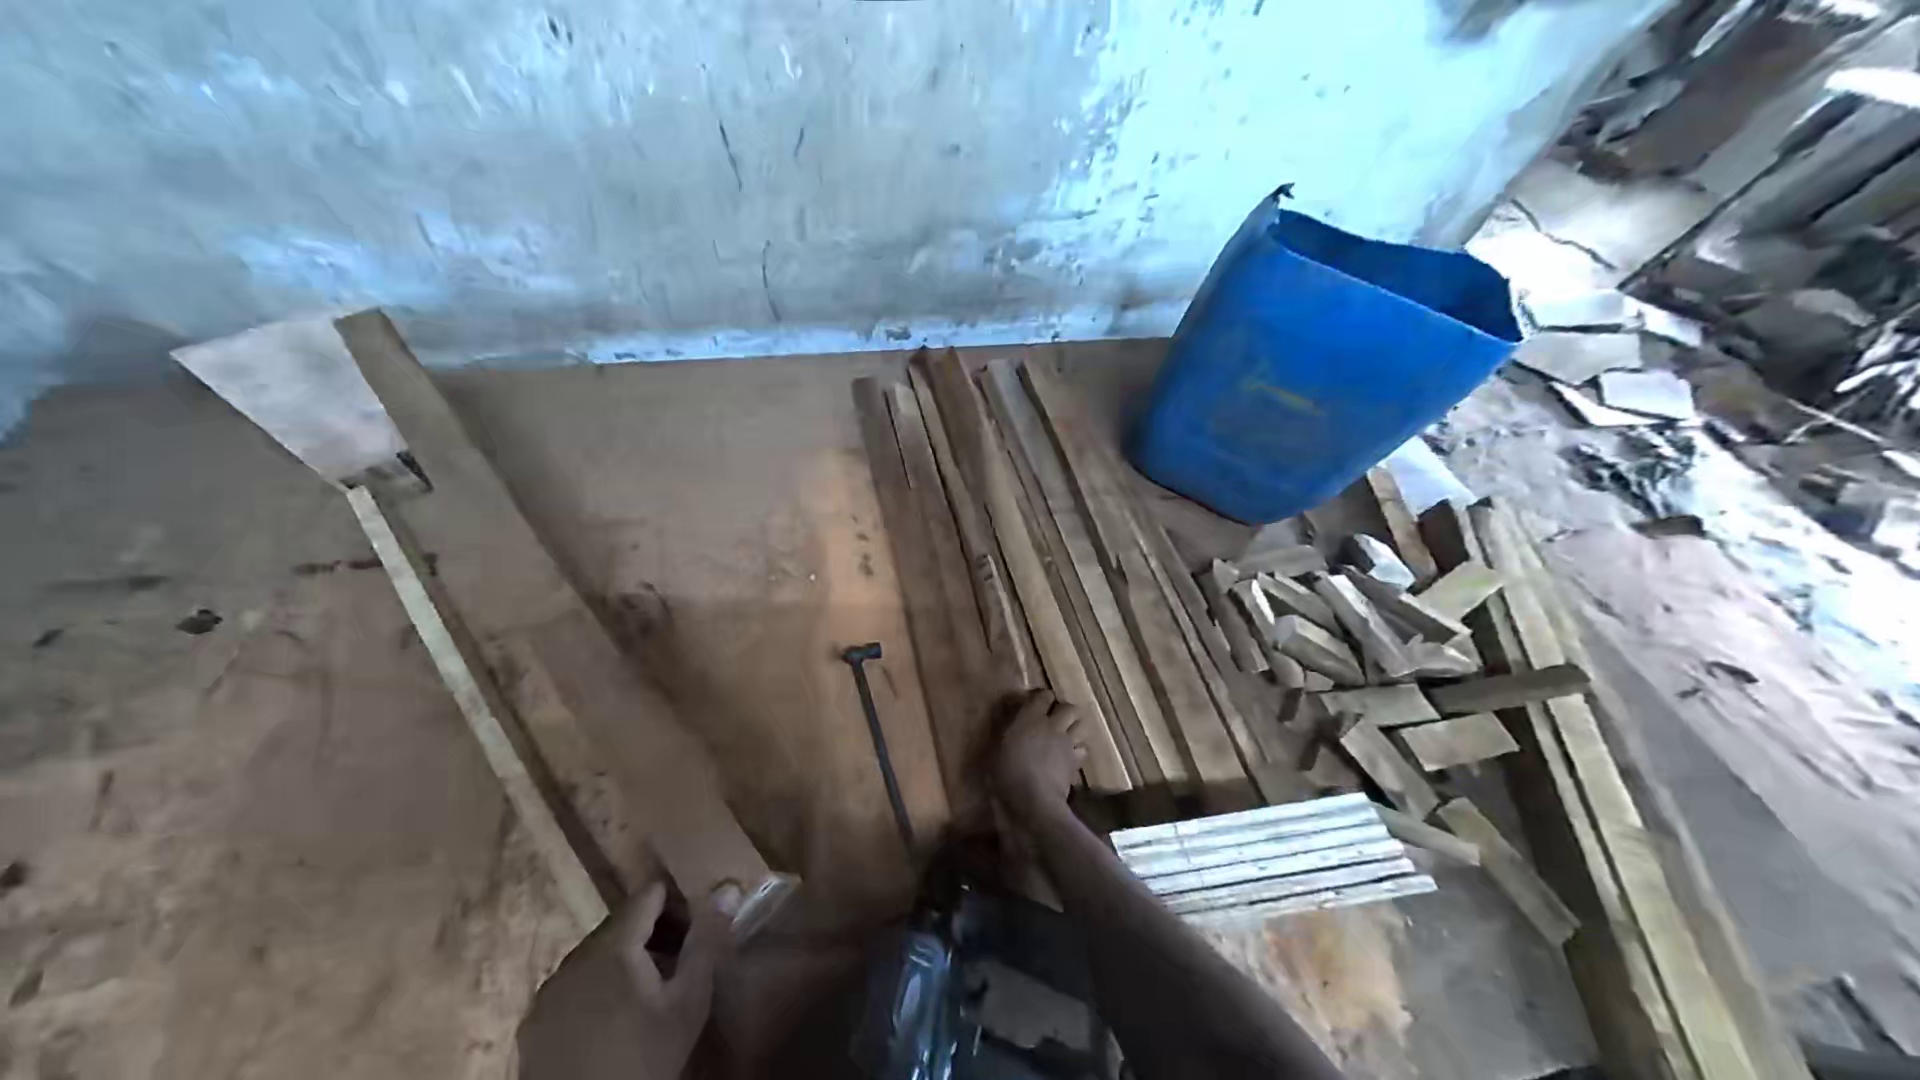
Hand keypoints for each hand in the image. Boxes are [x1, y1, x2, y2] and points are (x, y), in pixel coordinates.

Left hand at [517, 881, 739, 1079]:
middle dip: (655, 933)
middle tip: (681, 964)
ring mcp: (546, 994)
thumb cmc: (644, 1062)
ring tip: (651, 995)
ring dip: (627, 959)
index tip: (696, 933)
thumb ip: (706, 939)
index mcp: (611, 946)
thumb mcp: (689, 1001)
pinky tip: (615, 1022)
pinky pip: (573, 985)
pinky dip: (598, 987)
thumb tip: (726, 887)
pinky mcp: (532, 1027)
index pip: (649, 894)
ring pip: (596, 953)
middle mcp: (572, 959)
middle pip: (621, 922)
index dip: (679, 904)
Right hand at [993, 690, 1086, 819]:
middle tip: (1054, 717)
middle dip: (1064, 710)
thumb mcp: (995, 748)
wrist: (1032, 802)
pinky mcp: (1075, 762)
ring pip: (1082, 724)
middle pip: (1070, 707)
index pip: (1043, 695)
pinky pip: (1083, 748)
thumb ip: (1007, 730)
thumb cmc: (1006, 772)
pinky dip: (1078, 749)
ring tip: (1066, 733)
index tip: (1034, 703)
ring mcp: (1067, 744)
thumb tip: (1010, 721)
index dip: (1041, 697)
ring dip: (1076, 726)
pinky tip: (1070, 755)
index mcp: (1030, 717)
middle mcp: (1052, 726)